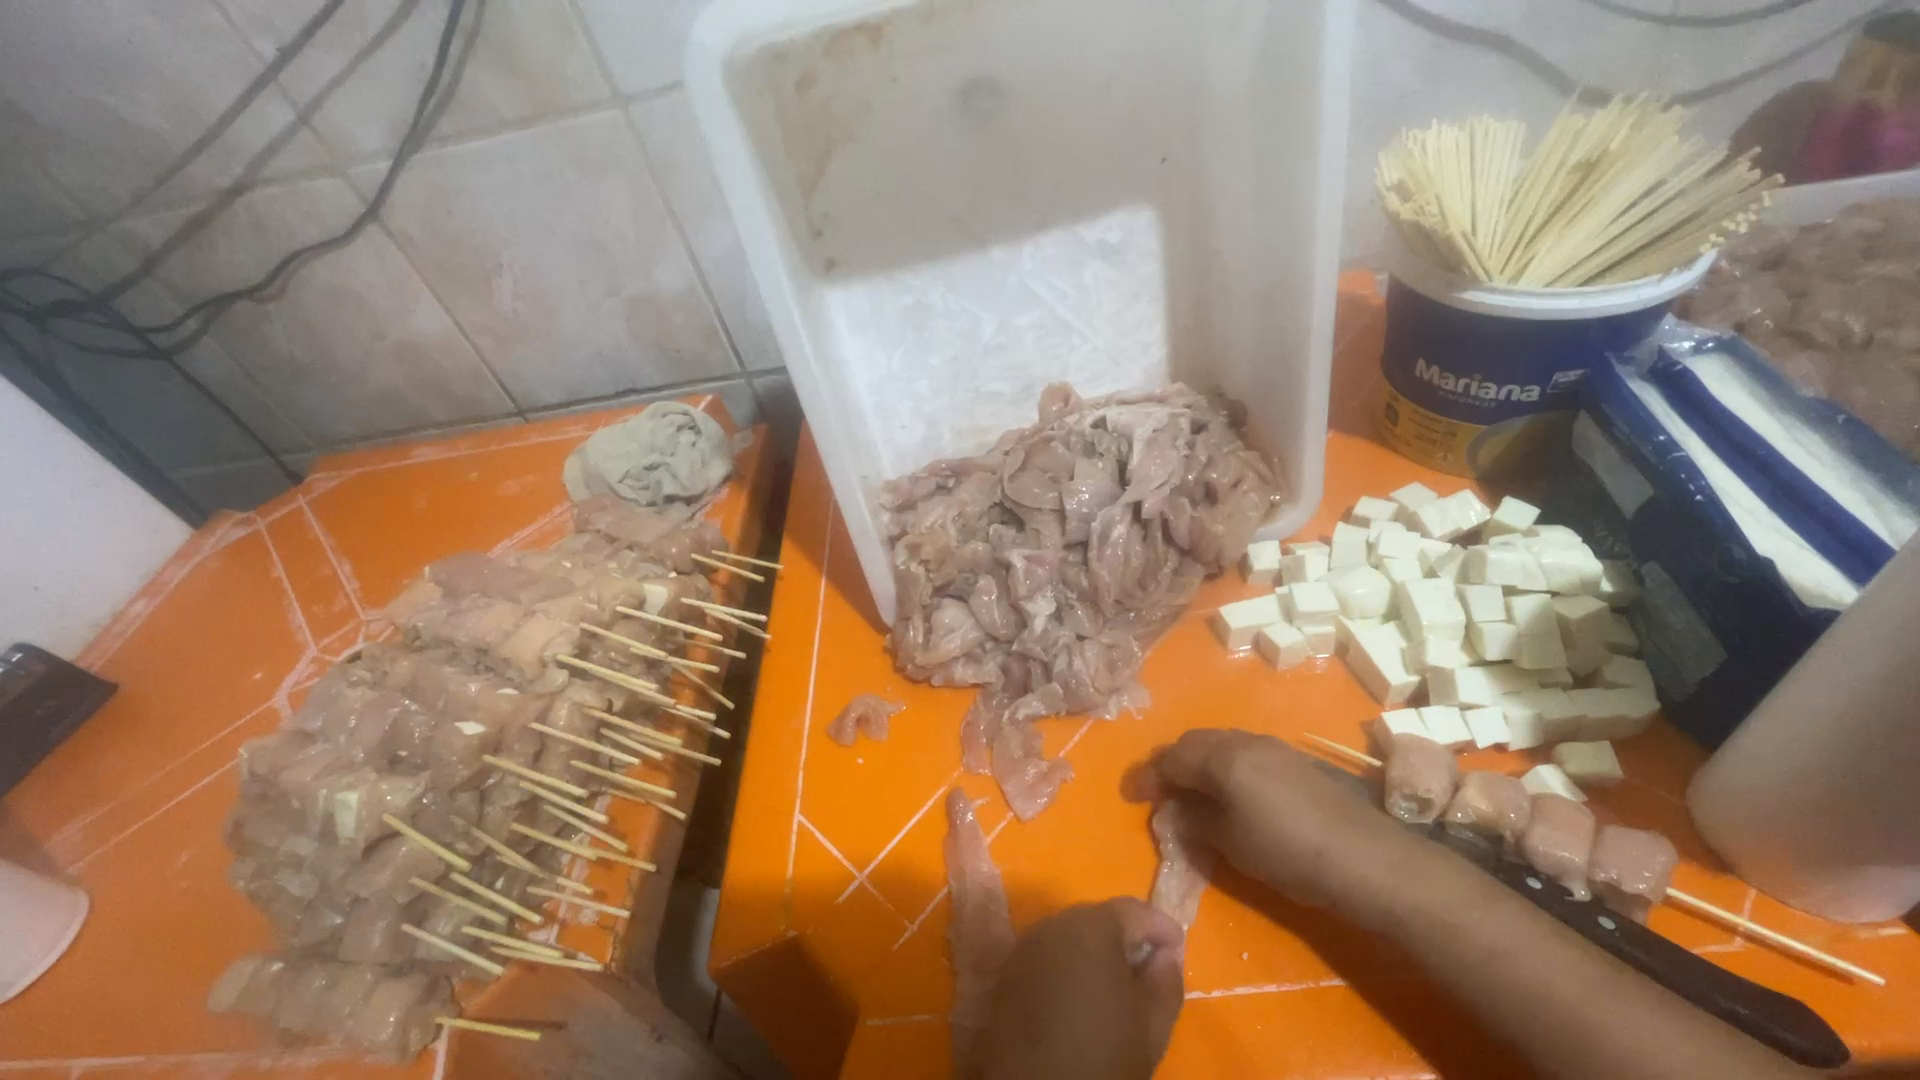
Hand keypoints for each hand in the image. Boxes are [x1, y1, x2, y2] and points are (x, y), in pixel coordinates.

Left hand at [975, 898, 1183, 1079]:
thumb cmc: (1102, 1056)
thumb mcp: (1152, 1024)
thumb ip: (1166, 979)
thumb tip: (1165, 953)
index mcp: (1091, 927)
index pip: (1134, 910)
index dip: (1160, 926)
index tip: (1177, 947)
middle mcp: (1054, 924)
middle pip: (1099, 918)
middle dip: (1126, 936)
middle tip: (1149, 967)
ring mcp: (1026, 947)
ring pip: (1070, 936)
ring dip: (1095, 952)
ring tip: (1116, 985)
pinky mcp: (1009, 973)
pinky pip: (1048, 956)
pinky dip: (1068, 966)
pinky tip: (1080, 997)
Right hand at [1124, 729, 1415, 916]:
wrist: (1364, 858)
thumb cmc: (1286, 851)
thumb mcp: (1229, 843)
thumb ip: (1195, 821)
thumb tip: (1177, 811)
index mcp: (1222, 757)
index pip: (1172, 758)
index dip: (1148, 776)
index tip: (1131, 795)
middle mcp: (1244, 741)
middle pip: (1195, 742)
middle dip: (1172, 763)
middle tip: (1158, 790)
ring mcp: (1274, 748)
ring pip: (1222, 744)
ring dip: (1200, 763)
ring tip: (1191, 791)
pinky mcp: (1295, 762)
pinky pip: (1245, 753)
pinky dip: (1225, 767)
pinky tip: (1230, 792)